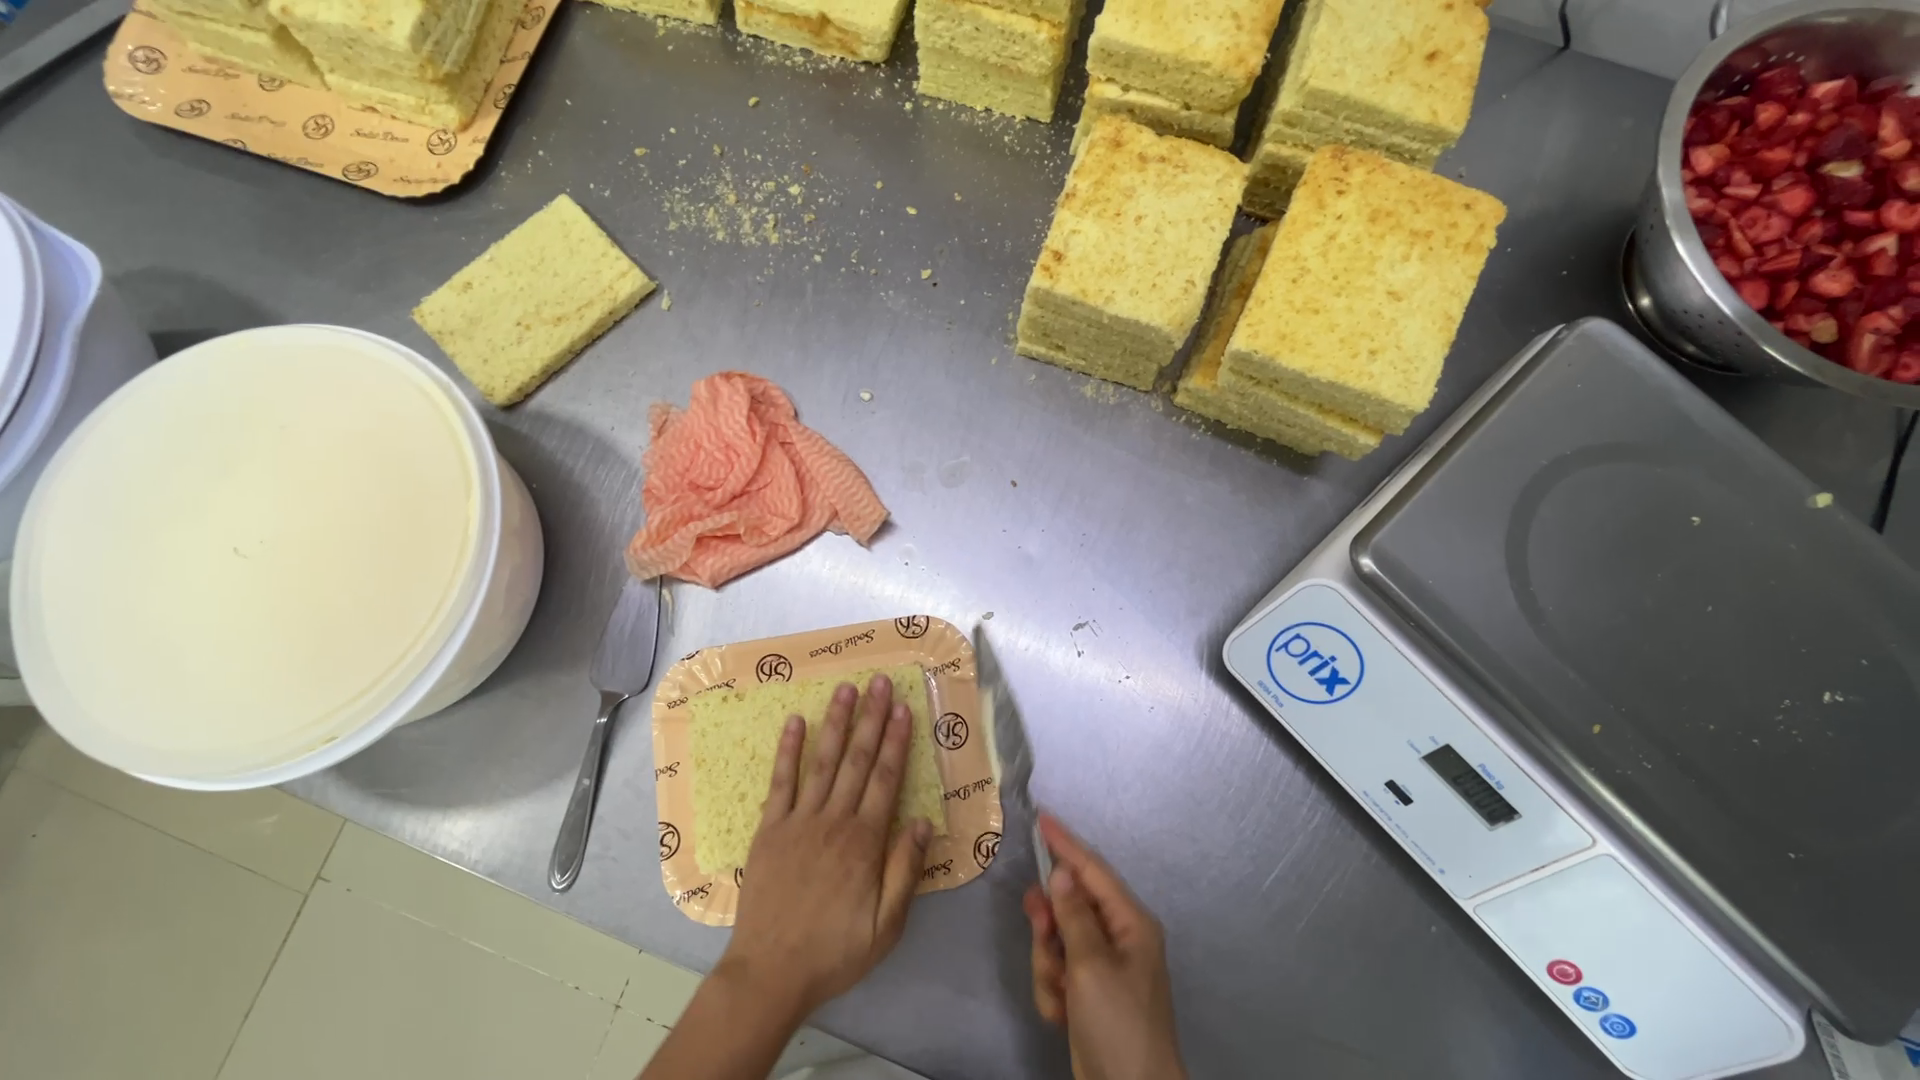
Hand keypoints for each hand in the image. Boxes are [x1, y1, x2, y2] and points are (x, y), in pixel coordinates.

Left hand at [719, 675, 933, 1017]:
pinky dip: (788, 751)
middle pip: (857, 761)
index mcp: (864, 842)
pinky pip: (780, 782)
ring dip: (836, 723)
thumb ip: (905, 871)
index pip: (885, 780)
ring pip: (822, 762)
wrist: (770, 973)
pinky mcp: (769, 830)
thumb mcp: (886, 925)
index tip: (903, 708)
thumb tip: (922, 822)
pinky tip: (795, 723)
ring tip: (846, 689)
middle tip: (879, 682)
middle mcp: (833, 821)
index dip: (896, 742)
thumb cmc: (834, 952)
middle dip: (871, 718)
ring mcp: (798, 822)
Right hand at [1023, 813, 1185, 1079]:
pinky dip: (1053, 991)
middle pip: (1069, 907)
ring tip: (1061, 994)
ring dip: (1049, 966)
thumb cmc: (1117, 1023)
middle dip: (1050, 925)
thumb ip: (1073, 916)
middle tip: (1041, 933)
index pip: (1093, 870)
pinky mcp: (1086, 993)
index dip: (1065, 844)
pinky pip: (1056, 971)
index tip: (1042, 818)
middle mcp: (1118, 938)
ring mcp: (1101, 967)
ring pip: (1056, 941)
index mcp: (1131, 923)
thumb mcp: (1091, 966)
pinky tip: (1063, 1014)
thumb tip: (1062, 873)